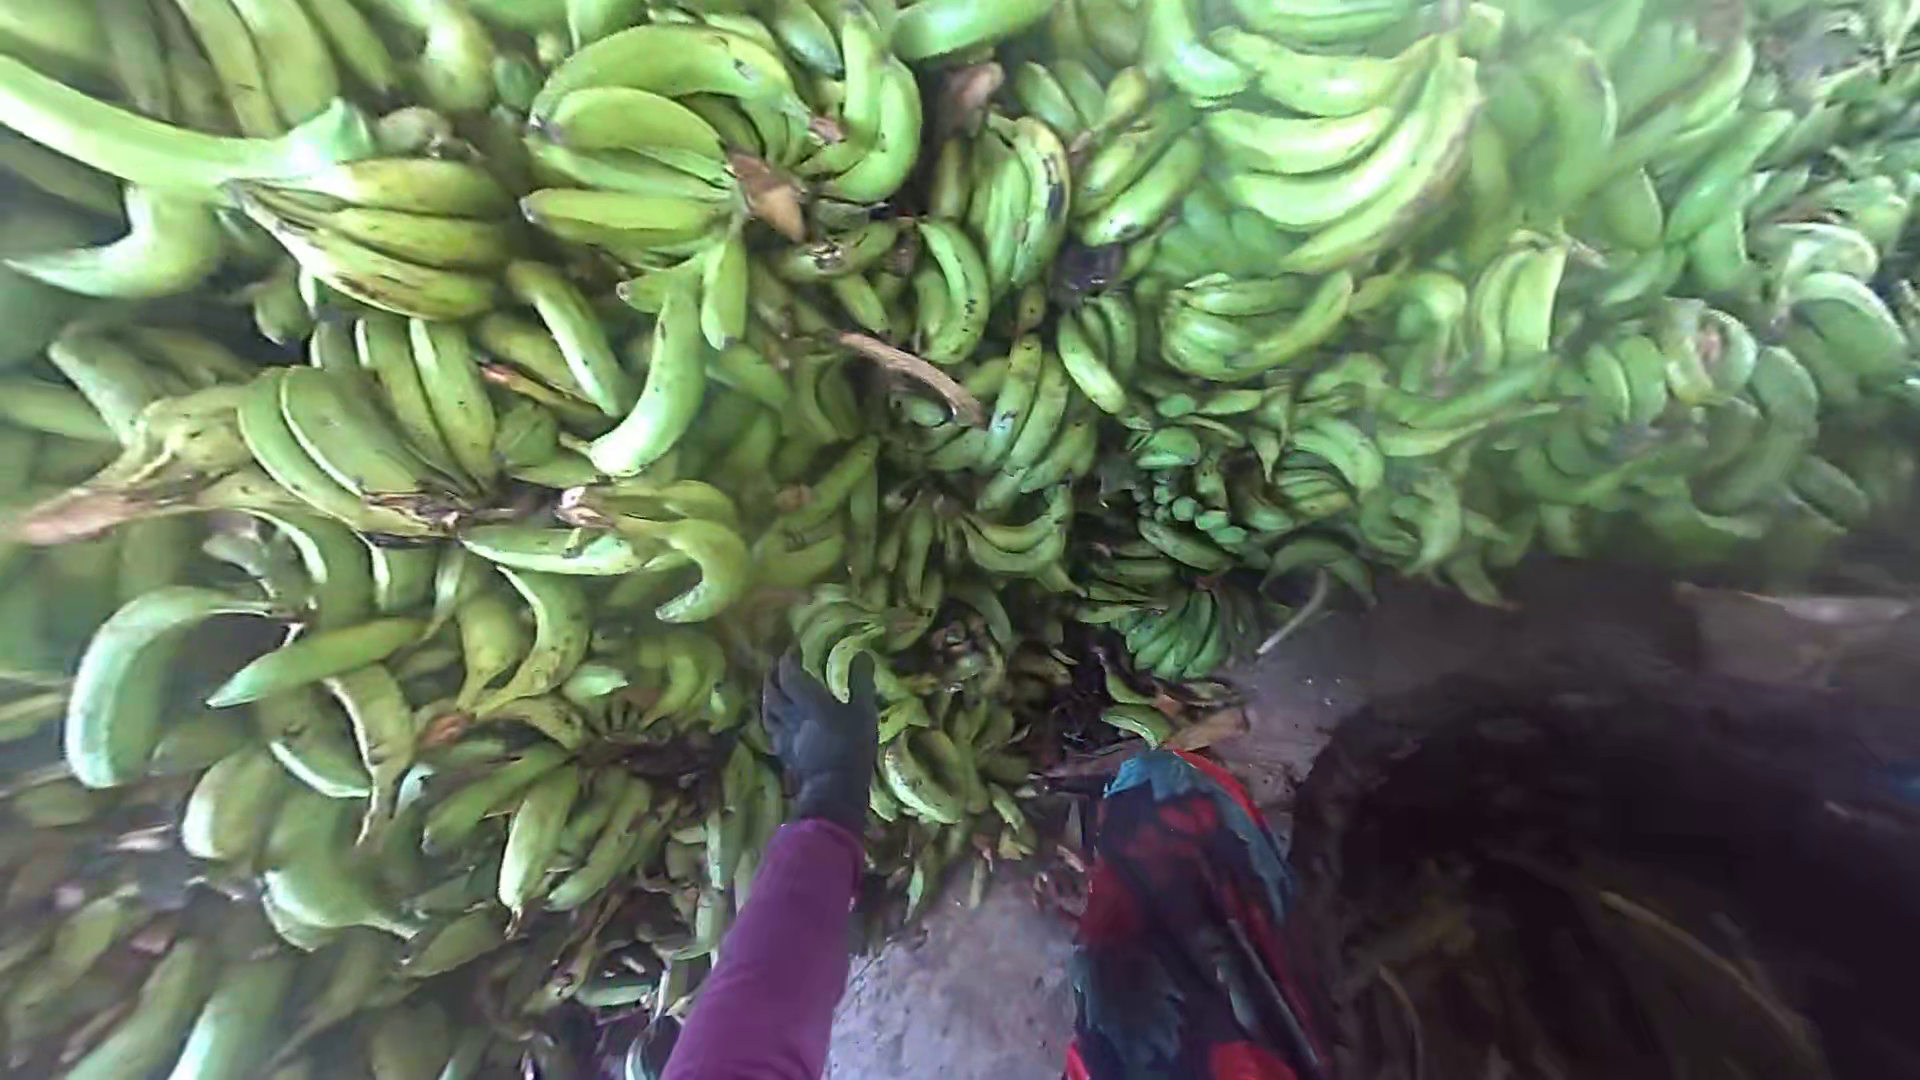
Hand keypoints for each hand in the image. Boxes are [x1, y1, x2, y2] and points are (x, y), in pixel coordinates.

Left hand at [760, 651, 876, 834]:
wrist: (834, 791)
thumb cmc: (851, 747)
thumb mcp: (863, 711)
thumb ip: (860, 681)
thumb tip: (861, 653)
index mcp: (808, 701)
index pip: (790, 675)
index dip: (788, 660)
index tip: (792, 649)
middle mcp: (790, 716)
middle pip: (773, 692)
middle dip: (772, 676)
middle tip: (777, 667)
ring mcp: (785, 737)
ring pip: (767, 712)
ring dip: (767, 696)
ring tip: (771, 690)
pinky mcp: (785, 754)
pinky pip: (772, 730)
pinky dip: (771, 719)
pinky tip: (777, 722)